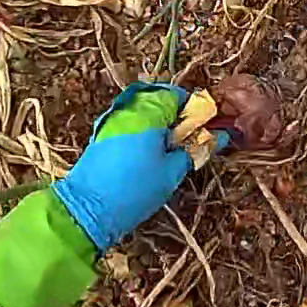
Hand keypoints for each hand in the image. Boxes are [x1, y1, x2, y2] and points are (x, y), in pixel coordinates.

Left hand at [52, 81, 214, 251]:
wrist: (85, 211)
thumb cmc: (136, 189)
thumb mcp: (173, 171)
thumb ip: (196, 149)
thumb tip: (221, 136)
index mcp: (148, 112)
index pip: (178, 95)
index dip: (193, 109)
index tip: (201, 128)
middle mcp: (128, 108)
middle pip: (159, 99)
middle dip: (176, 115)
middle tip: (185, 140)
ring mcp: (112, 120)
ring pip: (144, 111)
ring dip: (159, 123)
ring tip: (167, 149)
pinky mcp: (102, 134)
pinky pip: (130, 122)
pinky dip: (143, 131)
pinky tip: (147, 154)